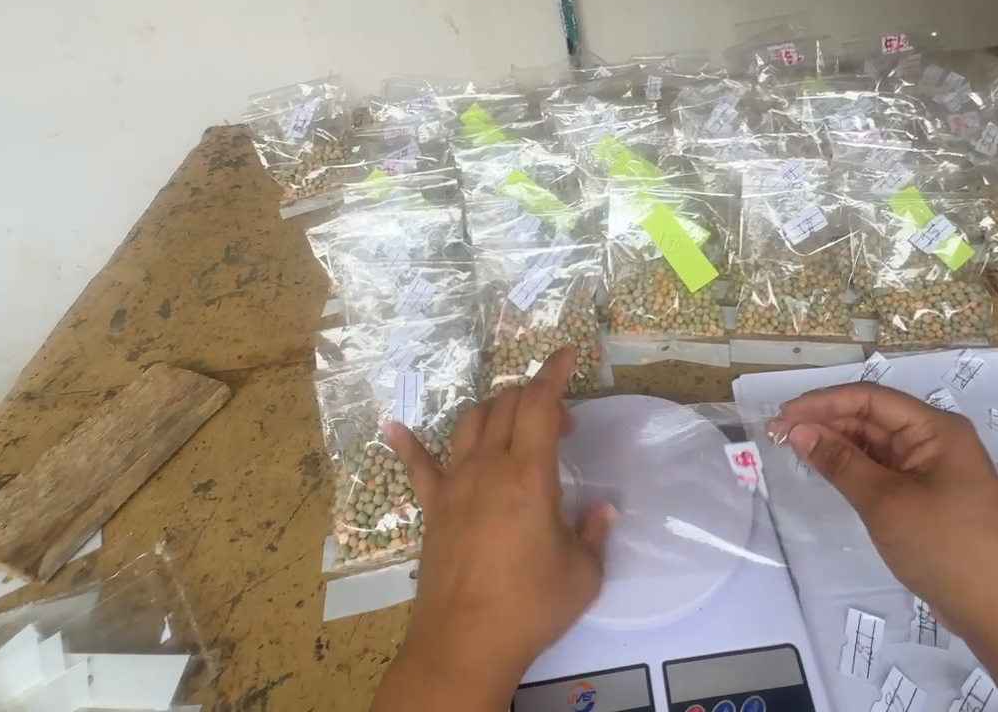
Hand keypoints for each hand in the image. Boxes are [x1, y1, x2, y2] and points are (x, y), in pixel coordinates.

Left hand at [372, 347, 614, 711]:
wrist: (464, 645)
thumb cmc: (530, 606)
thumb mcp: (583, 573)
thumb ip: (595, 533)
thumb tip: (603, 510)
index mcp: (528, 473)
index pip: (540, 402)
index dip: (554, 370)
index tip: (567, 352)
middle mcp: (488, 466)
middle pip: (507, 404)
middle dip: (537, 397)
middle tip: (562, 425)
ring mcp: (454, 484)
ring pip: (471, 422)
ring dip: (496, 410)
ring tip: (515, 425)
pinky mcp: (432, 508)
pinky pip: (418, 466)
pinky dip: (408, 443)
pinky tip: (394, 427)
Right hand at [773, 382, 997, 711]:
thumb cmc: (945, 547)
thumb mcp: (885, 502)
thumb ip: (839, 461)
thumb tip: (798, 431)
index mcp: (936, 428)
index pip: (870, 399)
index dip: (823, 403)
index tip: (784, 415)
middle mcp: (936, 439)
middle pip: (872, 418)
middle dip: (826, 422)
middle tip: (780, 434)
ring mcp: (933, 467)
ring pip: (875, 443)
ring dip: (837, 443)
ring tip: (795, 448)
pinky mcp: (929, 493)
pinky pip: (884, 467)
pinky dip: (854, 466)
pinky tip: (826, 468)